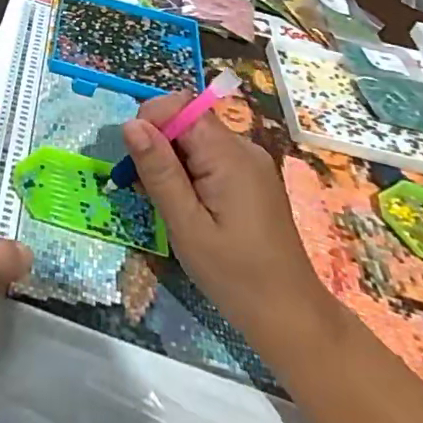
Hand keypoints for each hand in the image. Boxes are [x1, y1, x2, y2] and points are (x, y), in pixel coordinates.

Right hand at [121, 94, 323, 344]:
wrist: (292, 318)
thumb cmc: (235, 275)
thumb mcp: (186, 225)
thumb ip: (158, 171)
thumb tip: (131, 124)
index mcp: (229, 154)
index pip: (182, 104)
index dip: (152, 119)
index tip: (137, 158)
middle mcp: (242, 148)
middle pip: (187, 120)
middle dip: (158, 143)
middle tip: (145, 187)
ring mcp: (250, 163)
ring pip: (196, 139)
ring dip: (171, 160)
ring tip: (166, 203)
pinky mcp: (251, 179)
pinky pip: (210, 157)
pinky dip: (189, 171)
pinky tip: (187, 207)